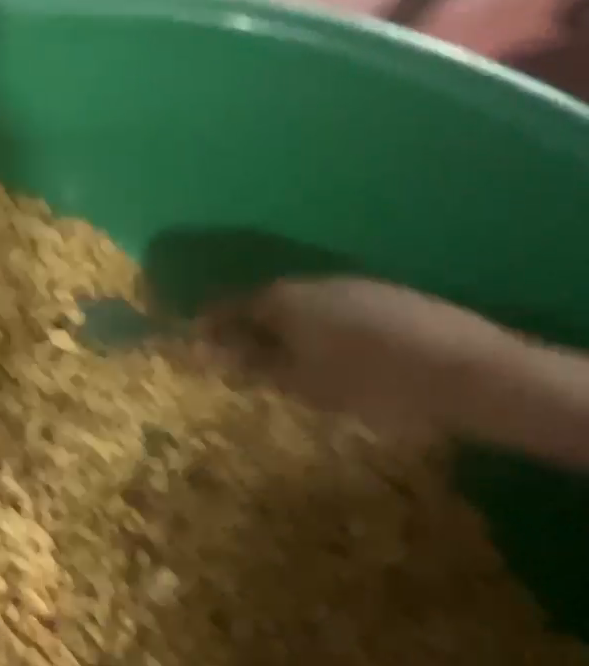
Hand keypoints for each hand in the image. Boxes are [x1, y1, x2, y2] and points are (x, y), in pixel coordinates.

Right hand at [200, 277, 519, 429]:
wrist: (472, 373)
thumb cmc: (367, 381)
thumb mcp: (297, 382)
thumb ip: (252, 363)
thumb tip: (214, 352)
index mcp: (280, 300)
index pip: (226, 308)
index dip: (208, 327)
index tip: (193, 346)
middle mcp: (313, 283)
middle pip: (269, 304)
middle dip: (253, 328)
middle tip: (244, 359)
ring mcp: (359, 287)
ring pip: (309, 307)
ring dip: (294, 329)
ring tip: (293, 361)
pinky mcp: (397, 299)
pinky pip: (344, 313)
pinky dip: (330, 331)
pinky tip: (342, 357)